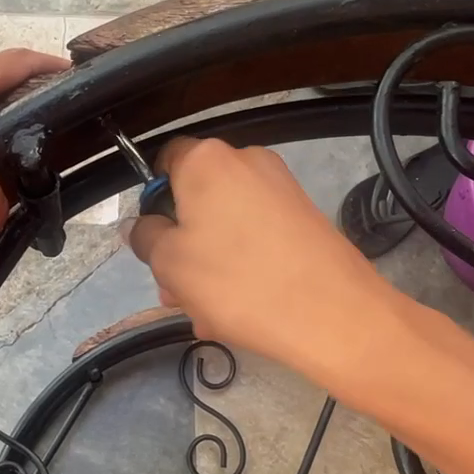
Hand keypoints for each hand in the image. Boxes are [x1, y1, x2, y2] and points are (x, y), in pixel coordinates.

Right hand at [125, 138, 419, 379]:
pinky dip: (241, 265)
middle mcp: (246, 162)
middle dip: (180, 243)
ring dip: (207, 263)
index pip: (165, 159)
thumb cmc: (236, 280)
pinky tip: (237, 309)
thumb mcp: (170, 263)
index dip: (151, 196)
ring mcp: (280, 189)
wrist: (332, 314)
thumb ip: (145, 238)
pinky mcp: (304, 218)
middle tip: (174, 290)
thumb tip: (141, 226)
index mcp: (206, 161)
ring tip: (205, 312)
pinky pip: (256, 236)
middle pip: (197, 198)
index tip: (151, 236)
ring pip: (225, 224)